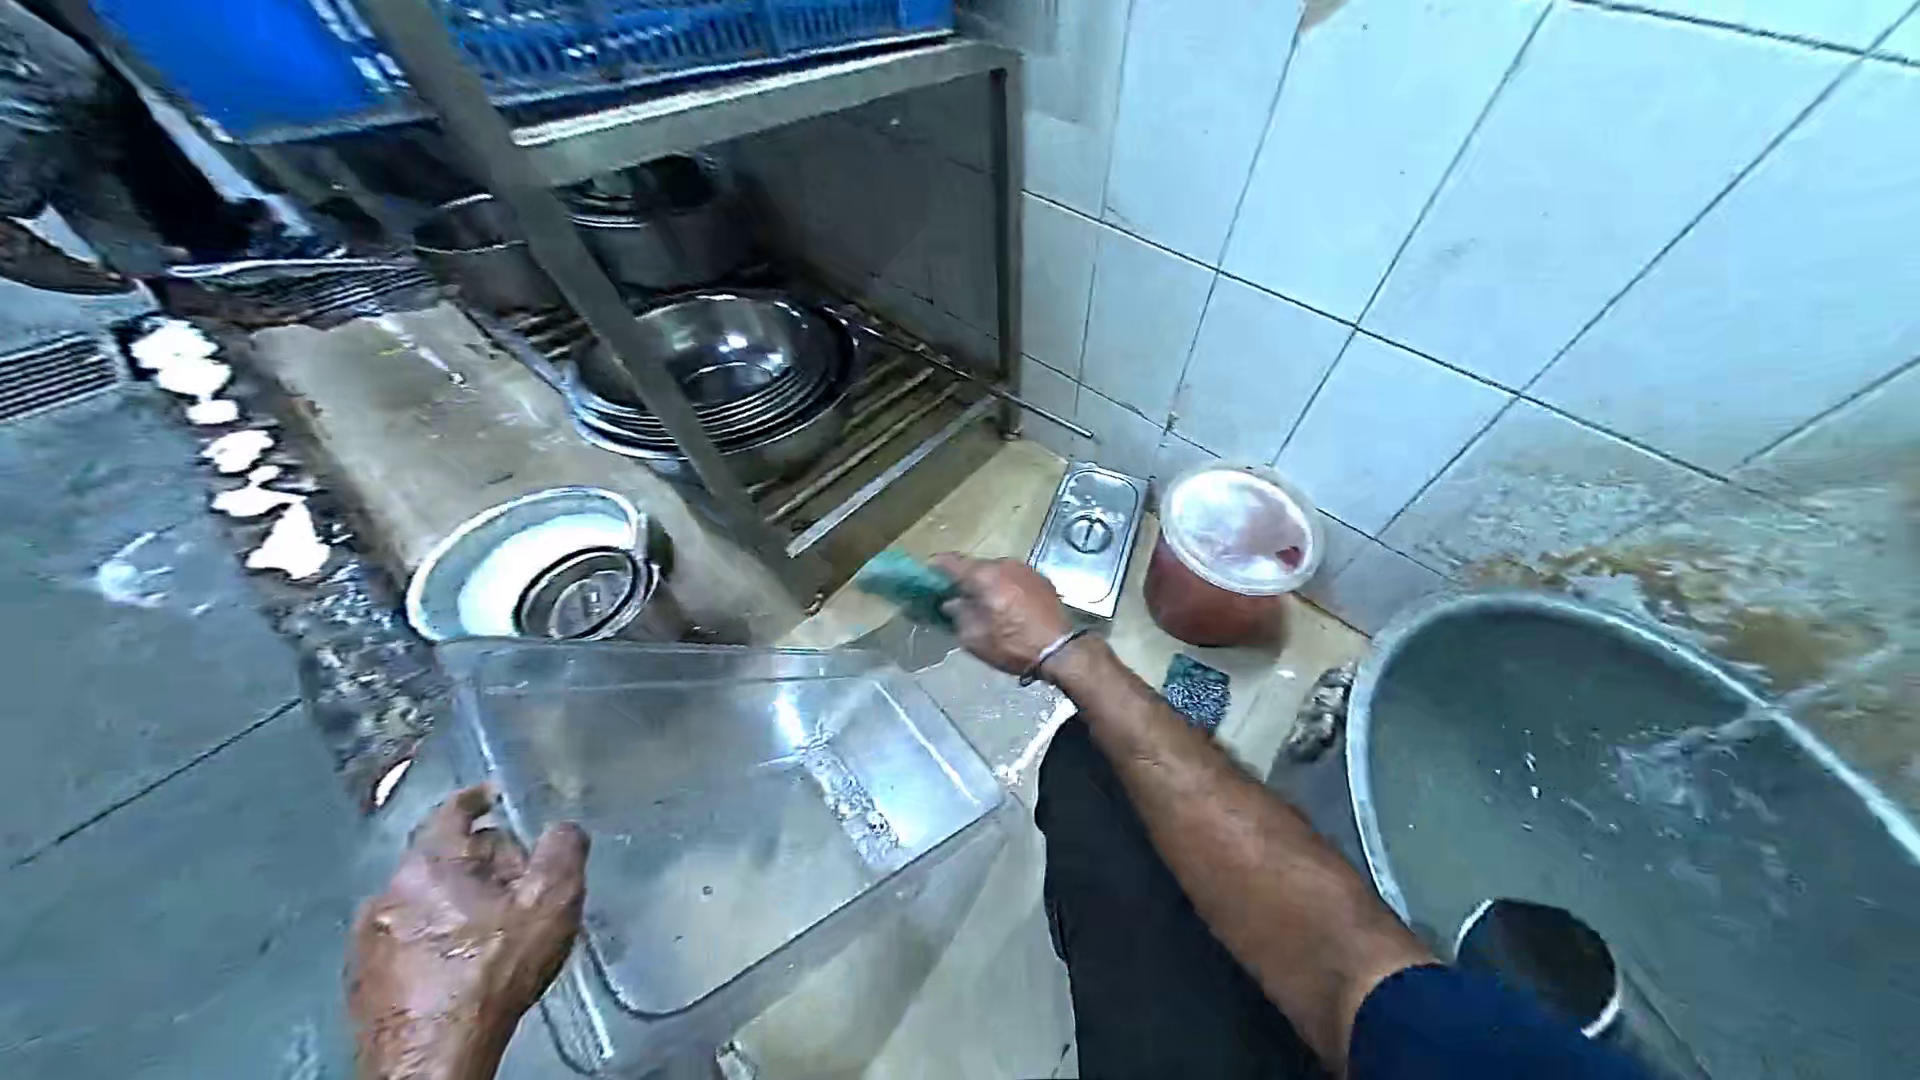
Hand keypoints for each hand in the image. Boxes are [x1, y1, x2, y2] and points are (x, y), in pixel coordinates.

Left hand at [348, 785, 588, 1079]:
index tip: (496, 795)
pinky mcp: (362, 981)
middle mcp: (385, 895)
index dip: (478, 797)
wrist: (432, 1061)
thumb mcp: (552, 897)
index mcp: (427, 865)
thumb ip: (563, 847)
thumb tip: (561, 827)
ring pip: (425, 896)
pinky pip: (409, 933)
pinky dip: (439, 931)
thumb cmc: (493, 968)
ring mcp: (366, 942)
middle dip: (483, 858)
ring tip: (498, 920)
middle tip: (522, 875)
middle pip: (444, 856)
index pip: (451, 811)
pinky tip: (466, 955)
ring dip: (459, 897)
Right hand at [931, 554, 1072, 676]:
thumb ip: (957, 615)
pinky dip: (1004, 587)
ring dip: (985, 584)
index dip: (934, 568)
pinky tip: (1006, 606)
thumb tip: (950, 603)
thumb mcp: (974, 638)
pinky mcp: (1041, 579)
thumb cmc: (1014, 645)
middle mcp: (1004, 564)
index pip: (950, 561)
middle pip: (974, 566)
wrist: (1062, 651)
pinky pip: (1013, 577)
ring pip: (995, 571)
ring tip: (982, 605)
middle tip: (953, 598)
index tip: (925, 578)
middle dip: (962, 580)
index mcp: (984, 575)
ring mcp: (1026, 569)